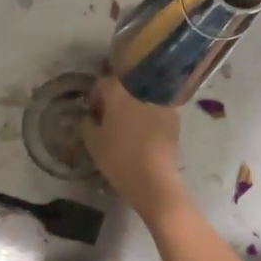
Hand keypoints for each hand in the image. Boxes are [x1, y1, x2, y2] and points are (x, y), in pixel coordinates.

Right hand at [83, 76, 188, 219]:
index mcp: (119, 93)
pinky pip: (157, 113)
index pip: (102, 83)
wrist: (153, 178)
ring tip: (129, 130)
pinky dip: (149, 119)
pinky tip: (145, 138)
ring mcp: (161, 104)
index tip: (92, 112)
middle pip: (125, 90)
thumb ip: (86, 125)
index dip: (94, 96)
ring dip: (134, 110)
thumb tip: (87, 118)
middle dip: (115, 102)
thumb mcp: (93, 143)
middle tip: (109, 120)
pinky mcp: (174, 120)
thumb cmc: (118, 157)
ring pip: (142, 101)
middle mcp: (142, 92)